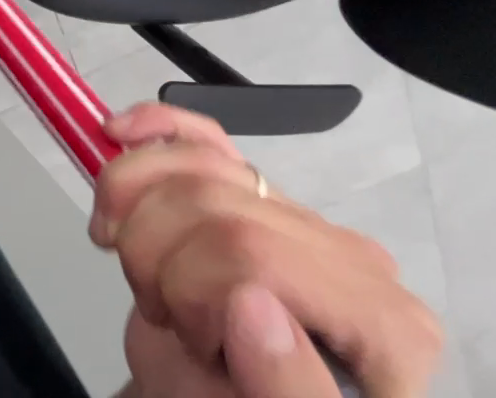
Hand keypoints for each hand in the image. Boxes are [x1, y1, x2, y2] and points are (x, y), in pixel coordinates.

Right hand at [94, 103, 442, 397]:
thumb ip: (286, 385)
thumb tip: (249, 300)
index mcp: (381, 320)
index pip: (254, 251)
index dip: (189, 282)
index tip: (186, 336)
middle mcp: (349, 257)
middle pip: (212, 203)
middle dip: (151, 252)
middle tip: (156, 309)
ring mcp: (292, 216)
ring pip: (192, 161)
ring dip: (130, 207)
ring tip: (135, 265)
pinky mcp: (240, 190)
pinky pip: (202, 133)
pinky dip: (152, 124)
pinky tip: (114, 132)